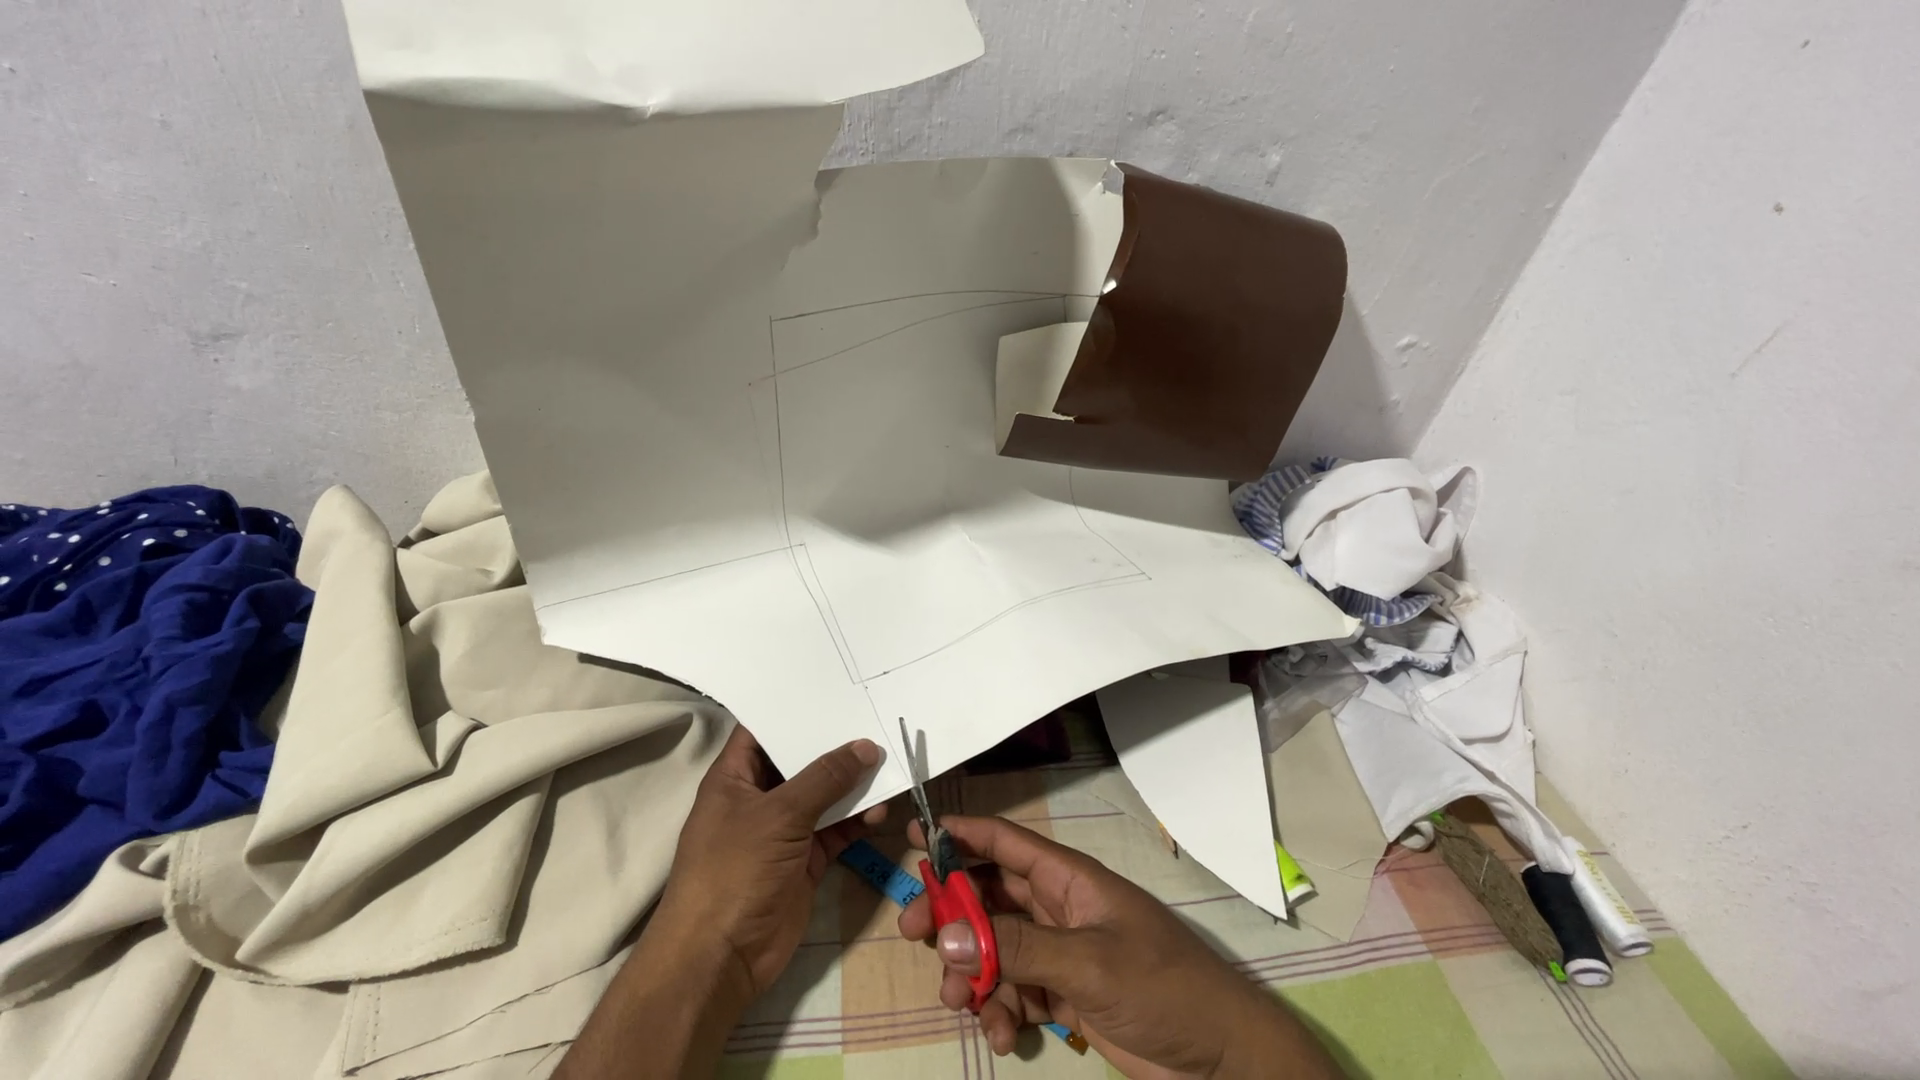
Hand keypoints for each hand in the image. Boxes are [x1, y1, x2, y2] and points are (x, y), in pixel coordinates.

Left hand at [650, 724, 885, 998]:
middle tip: (875, 717)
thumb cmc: (734, 870)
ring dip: (853, 784)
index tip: (835, 687)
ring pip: (823, 797)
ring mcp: (782, 831)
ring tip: (889, 762)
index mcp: (734, 778)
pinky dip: (857, 820)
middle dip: (835, 746)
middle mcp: (758, 799)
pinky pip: (835, 830)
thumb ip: (824, 778)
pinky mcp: (804, 861)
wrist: (721, 955)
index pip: (763, 731)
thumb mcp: (778, 814)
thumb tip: (865, 746)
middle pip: (799, 762)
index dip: (794, 710)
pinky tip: (881, 808)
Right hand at [898, 815, 1341, 1078]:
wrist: (1220, 1057)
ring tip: (963, 1002)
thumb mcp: (1090, 963)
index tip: (914, 835)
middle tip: (913, 934)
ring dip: (972, 973)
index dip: (961, 834)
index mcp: (1070, 881)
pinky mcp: (1063, 995)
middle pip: (988, 897)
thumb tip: (950, 935)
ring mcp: (1060, 954)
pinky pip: (1013, 992)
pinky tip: (1003, 1036)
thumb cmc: (1163, 987)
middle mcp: (1058, 910)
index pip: (1006, 843)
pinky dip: (999, 1011)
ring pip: (994, 948)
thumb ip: (1018, 948)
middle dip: (951, 914)